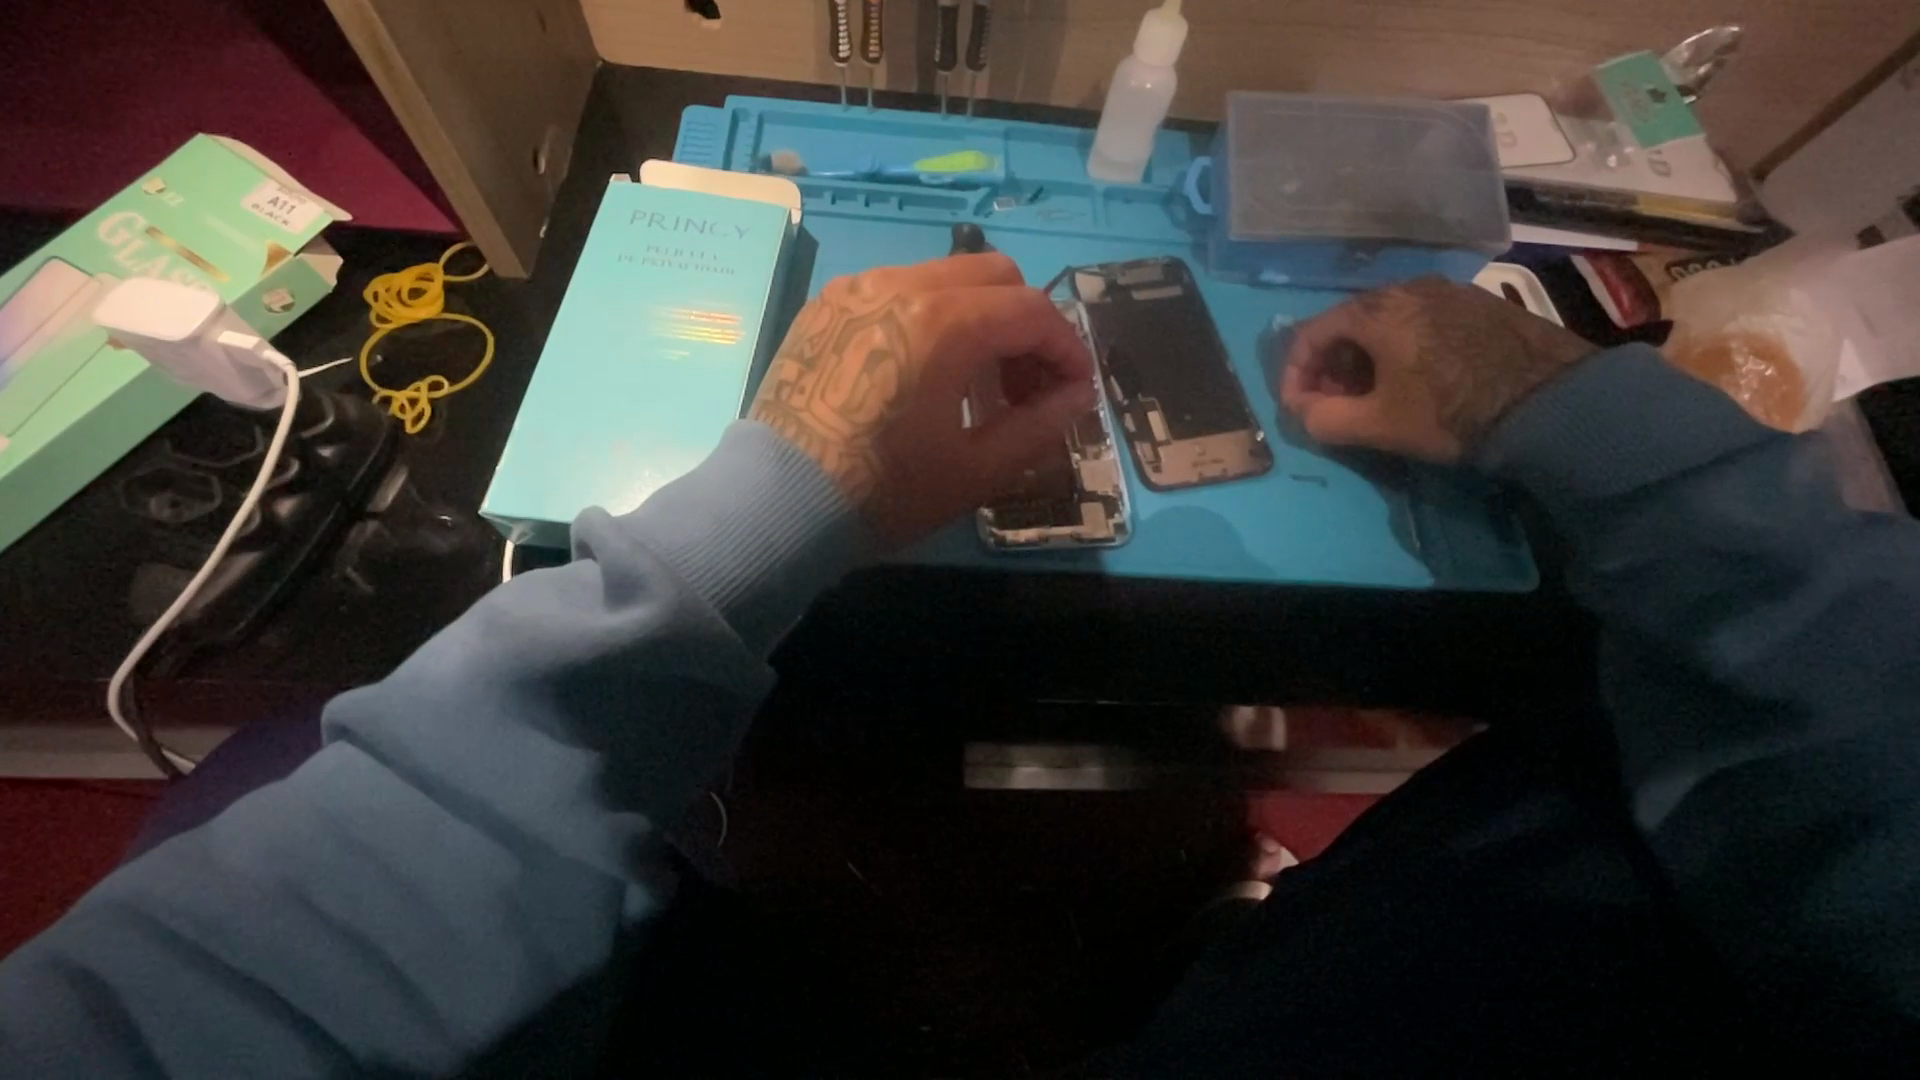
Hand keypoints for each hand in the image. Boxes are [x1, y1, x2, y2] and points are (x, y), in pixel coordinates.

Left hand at [750, 255, 1096, 548]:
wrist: (776, 504)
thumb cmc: (883, 492)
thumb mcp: (975, 471)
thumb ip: (1040, 426)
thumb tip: (1077, 396)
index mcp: (943, 323)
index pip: (1032, 312)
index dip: (1067, 349)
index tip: (1074, 389)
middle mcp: (901, 284)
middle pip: (995, 276)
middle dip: (1026, 325)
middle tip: (1025, 385)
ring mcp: (857, 289)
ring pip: (946, 277)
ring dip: (980, 317)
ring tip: (976, 381)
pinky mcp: (826, 304)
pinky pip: (899, 290)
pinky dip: (932, 317)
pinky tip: (924, 370)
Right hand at [1279, 277, 1596, 463]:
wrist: (1553, 404)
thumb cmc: (1450, 412)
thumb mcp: (1374, 426)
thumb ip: (1320, 418)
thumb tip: (1302, 410)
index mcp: (1374, 311)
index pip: (1308, 335)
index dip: (1293, 375)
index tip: (1300, 408)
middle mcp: (1406, 287)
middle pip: (1345, 325)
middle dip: (1329, 368)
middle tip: (1333, 404)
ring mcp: (1447, 291)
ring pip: (1383, 323)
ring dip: (1363, 359)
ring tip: (1371, 396)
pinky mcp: (1478, 303)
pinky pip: (1418, 321)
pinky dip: (1399, 349)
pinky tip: (1412, 381)